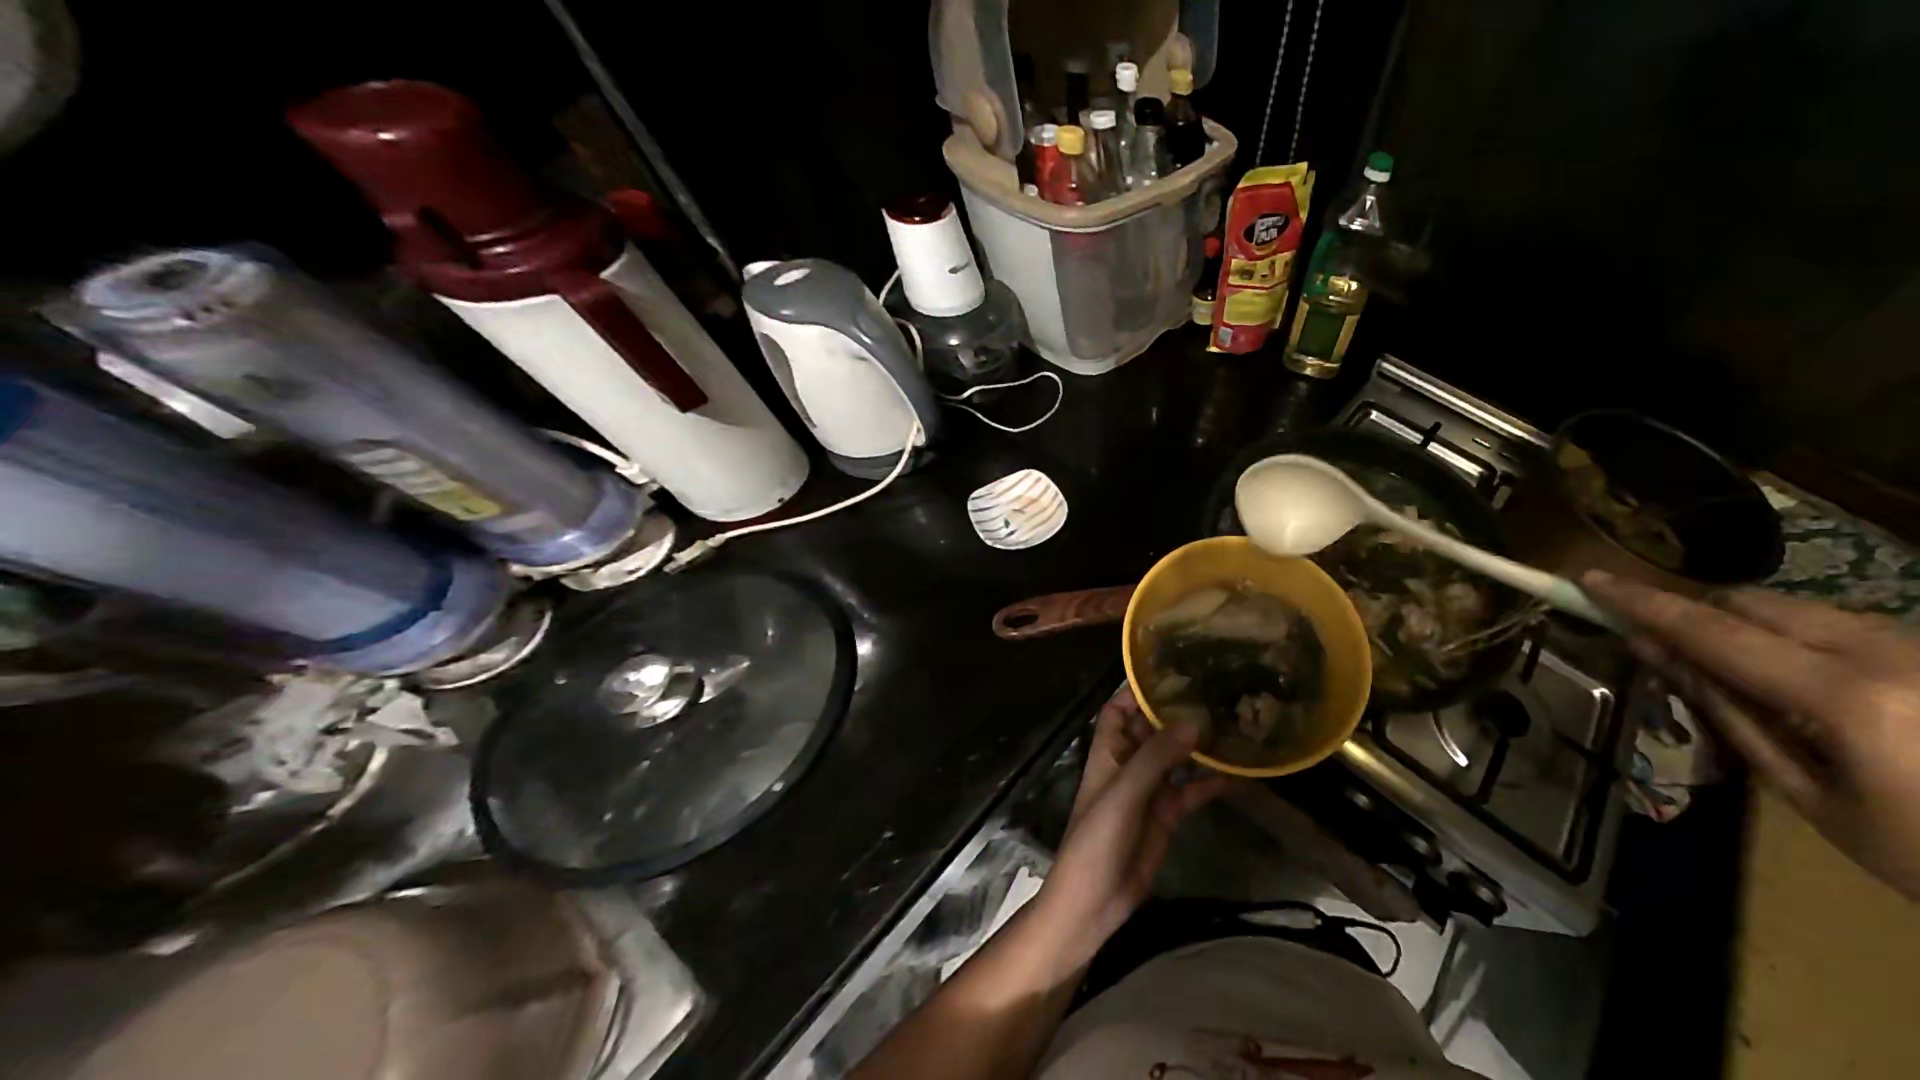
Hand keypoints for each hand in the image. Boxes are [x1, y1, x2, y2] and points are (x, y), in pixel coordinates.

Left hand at [1033, 687, 1234, 969]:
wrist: (1095, 899)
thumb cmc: (1097, 838)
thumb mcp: (1125, 793)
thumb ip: (1156, 757)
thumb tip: (1193, 721)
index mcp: (1107, 751)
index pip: (1119, 709)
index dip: (1139, 690)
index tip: (1174, 671)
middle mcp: (1127, 764)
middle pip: (1152, 729)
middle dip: (1179, 713)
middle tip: (1219, 693)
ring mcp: (1147, 790)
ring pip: (1176, 758)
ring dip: (1200, 746)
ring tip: (1236, 725)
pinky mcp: (1165, 815)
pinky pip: (1190, 791)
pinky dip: (1211, 782)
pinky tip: (1241, 774)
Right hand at [1584, 570, 1919, 900]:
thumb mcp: (1808, 794)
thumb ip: (1728, 713)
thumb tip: (1653, 651)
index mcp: (1845, 696)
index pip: (1713, 632)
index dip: (1644, 604)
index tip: (1590, 580)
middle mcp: (1887, 654)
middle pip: (1756, 603)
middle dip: (1697, 613)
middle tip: (1658, 640)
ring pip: (1799, 609)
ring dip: (1746, 627)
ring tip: (1732, 674)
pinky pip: (1842, 627)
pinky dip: (1794, 639)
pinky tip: (1798, 682)